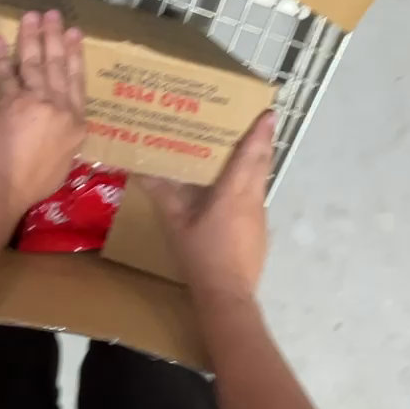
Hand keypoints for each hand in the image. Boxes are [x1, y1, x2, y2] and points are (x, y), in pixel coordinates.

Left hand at [0, 10, 87, 212]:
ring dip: (31, 37)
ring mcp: (32, 101)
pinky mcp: (8, 102)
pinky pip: (4, 74)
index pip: (77, 81)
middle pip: (57, 65)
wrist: (6, 185)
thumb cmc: (37, 183)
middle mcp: (57, 106)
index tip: (76, 33)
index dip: (76, 55)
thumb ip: (67, 138)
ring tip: (31, 16)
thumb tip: (64, 128)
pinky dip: (0, 56)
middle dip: (55, 37)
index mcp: (76, 122)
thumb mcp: (67, 161)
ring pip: (33, 63)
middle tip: (53, 14)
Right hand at [140, 111, 274, 302]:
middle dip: (262, 141)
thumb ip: (162, 195)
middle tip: (257, 120)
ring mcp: (260, 216)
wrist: (228, 296)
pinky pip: (257, 197)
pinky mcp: (261, 230)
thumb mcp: (176, 224)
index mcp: (234, 192)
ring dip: (257, 162)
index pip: (250, 154)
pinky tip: (235, 190)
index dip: (259, 132)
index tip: (268, 112)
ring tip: (243, 148)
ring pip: (261, 181)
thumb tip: (141, 171)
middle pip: (261, 163)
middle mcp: (252, 199)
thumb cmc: (201, 256)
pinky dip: (251, 184)